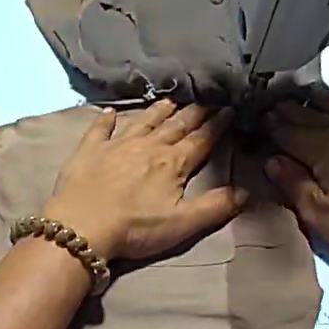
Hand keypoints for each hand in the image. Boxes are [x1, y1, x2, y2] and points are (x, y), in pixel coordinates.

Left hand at [40, 101, 244, 262]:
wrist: (83, 226)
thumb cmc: (135, 228)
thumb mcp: (182, 224)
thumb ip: (215, 207)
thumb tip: (246, 192)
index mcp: (173, 163)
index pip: (201, 139)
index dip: (217, 124)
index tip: (229, 109)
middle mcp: (148, 146)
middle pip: (176, 125)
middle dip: (195, 112)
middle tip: (207, 99)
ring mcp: (117, 145)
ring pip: (143, 121)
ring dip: (159, 110)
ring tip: (171, 100)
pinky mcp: (90, 151)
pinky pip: (100, 129)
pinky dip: (106, 119)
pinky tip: (109, 111)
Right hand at [264, 96, 328, 260]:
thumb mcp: (321, 214)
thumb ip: (294, 185)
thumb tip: (273, 161)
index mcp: (328, 147)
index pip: (292, 133)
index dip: (273, 127)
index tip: (258, 120)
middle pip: (314, 115)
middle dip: (291, 111)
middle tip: (274, 104)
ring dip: (320, 102)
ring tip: (306, 96)